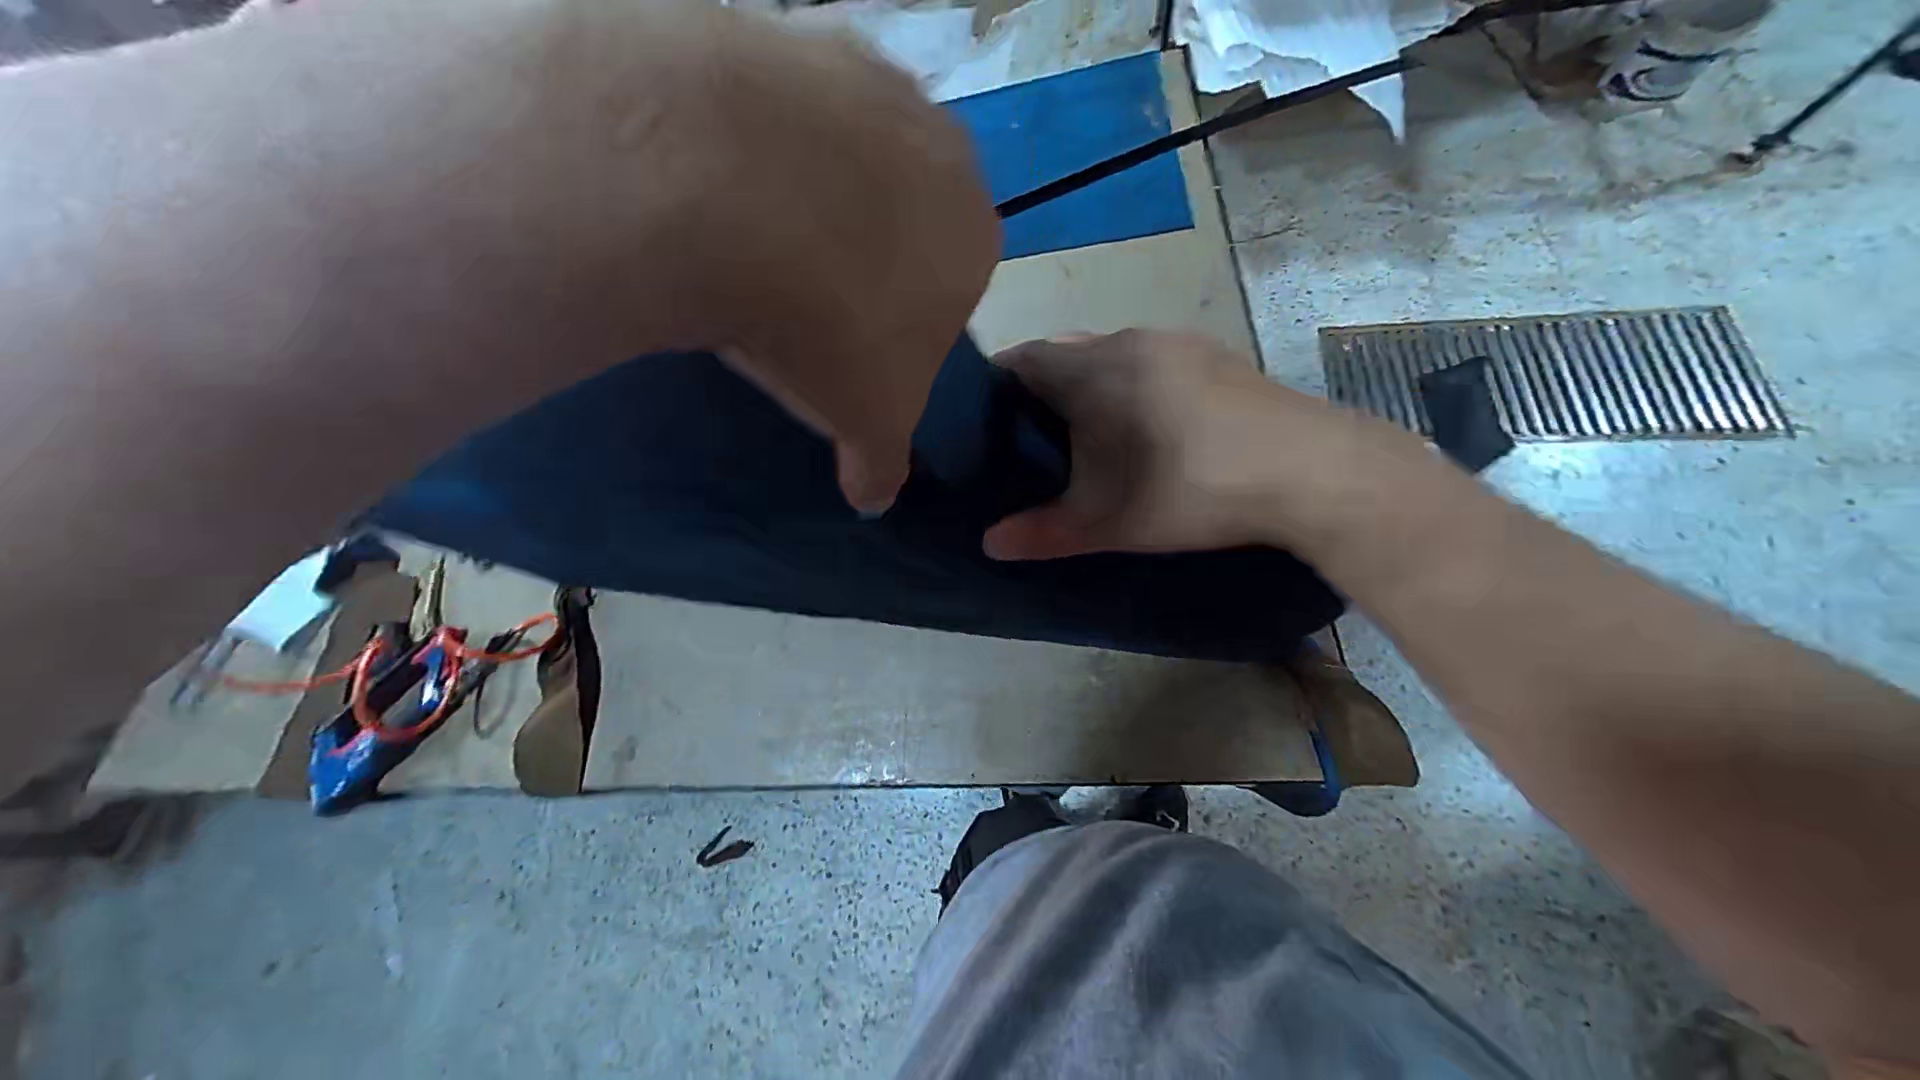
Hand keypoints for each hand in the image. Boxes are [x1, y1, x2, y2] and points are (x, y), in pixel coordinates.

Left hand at [688, 12, 1000, 511]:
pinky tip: (710, 178)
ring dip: (805, 193)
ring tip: (742, 239)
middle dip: (859, 255)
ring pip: (841, 153)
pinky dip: (752, 140)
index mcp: (975, 236)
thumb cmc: (833, 323)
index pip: (949, 284)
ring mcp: (869, 77)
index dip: (903, 321)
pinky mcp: (791, 33)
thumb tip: (873, 500)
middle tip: (794, 297)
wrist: (733, 192)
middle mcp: (940, 147)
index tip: (850, 345)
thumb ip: (882, 463)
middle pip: (900, 214)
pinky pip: (777, 105)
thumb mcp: (868, 419)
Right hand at [983, 330, 1435, 560]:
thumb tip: (989, 545)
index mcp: (1093, 368)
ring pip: (1112, 353)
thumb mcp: (1109, 523)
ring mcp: (1180, 342)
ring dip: (1092, 385)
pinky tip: (1152, 427)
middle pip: (1064, 351)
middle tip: (1036, 438)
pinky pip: (1153, 359)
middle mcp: (1130, 339)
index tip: (989, 423)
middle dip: (1043, 388)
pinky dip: (1134, 384)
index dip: (997, 387)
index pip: (1022, 358)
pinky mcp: (1217, 355)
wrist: (1311, 472)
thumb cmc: (1191, 491)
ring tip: (1092, 434)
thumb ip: (1042, 532)